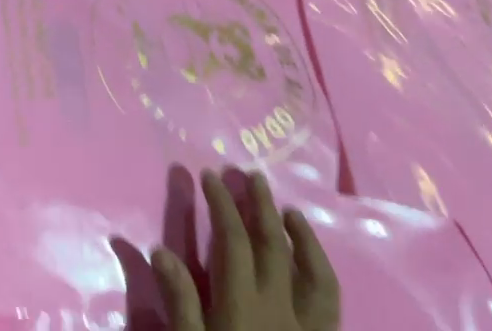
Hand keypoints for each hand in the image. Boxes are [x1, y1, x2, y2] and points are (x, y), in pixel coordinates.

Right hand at [151, 170, 340, 330]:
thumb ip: (180, 302)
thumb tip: (160, 249)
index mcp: (242, 305)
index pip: (232, 240)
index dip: (221, 204)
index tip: (209, 176)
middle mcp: (280, 309)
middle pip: (274, 245)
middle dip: (261, 206)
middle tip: (251, 176)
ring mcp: (307, 329)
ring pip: (313, 273)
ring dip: (301, 237)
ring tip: (290, 212)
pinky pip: (330, 305)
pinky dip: (322, 274)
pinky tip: (313, 266)